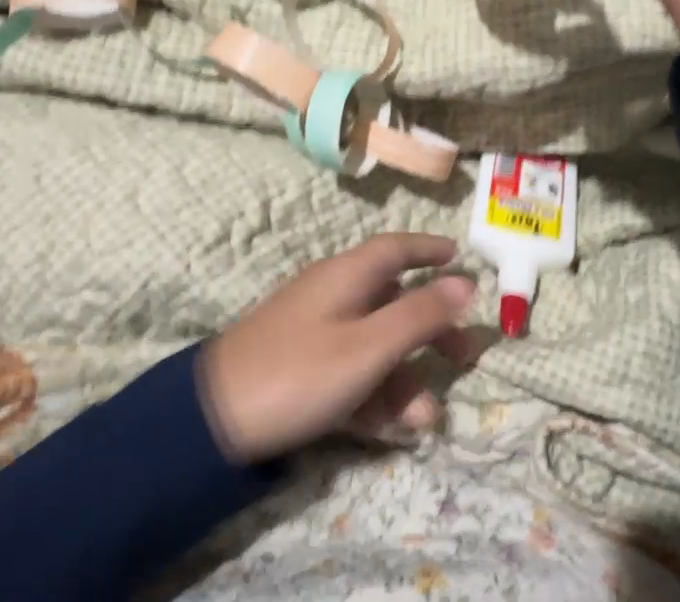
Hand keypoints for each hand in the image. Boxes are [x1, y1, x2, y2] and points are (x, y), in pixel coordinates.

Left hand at [199, 234, 478, 463]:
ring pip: (377, 348)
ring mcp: (317, 336)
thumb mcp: (369, 347)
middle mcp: (333, 298)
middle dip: (433, 331)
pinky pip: (353, 375)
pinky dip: (377, 397)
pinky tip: (394, 430)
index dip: (429, 250)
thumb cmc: (300, 373)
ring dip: (407, 380)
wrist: (214, 423)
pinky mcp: (304, 372)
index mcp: (346, 277)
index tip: (460, 256)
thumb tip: (466, 282)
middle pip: (394, 303)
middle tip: (466, 357)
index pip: (395, 249)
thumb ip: (420, 316)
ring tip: (426, 418)